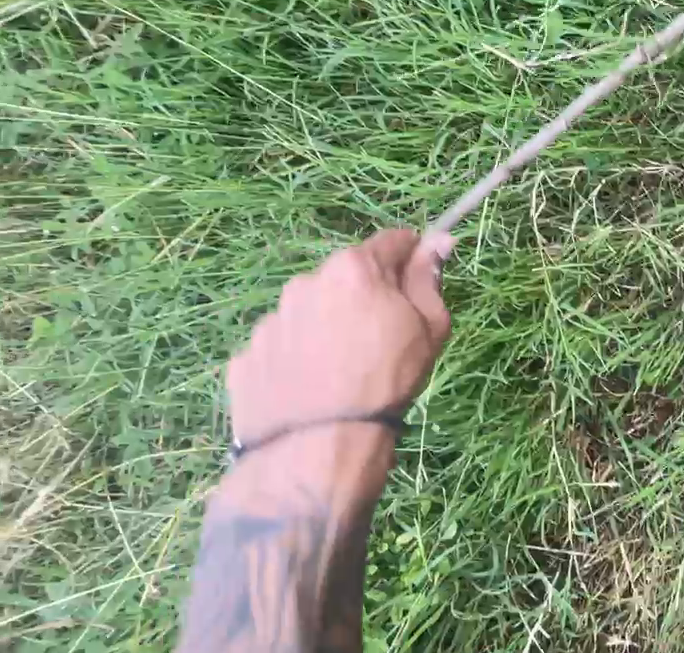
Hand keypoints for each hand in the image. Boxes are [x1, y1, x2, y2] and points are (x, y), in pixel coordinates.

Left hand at [229, 229, 454, 445]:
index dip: (413, 256)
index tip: (422, 279)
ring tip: (346, 361)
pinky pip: (285, 341)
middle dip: (369, 290)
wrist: (318, 444)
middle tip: (386, 328)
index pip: (392, 241)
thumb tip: (438, 241)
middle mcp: (305, 283)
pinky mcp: (245, 355)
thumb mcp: (431, 324)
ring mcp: (270, 321)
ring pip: (313, 307)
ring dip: (332, 320)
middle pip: (348, 274)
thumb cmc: (389, 376)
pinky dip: (302, 351)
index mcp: (353, 269)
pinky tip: (316, 380)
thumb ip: (429, 276)